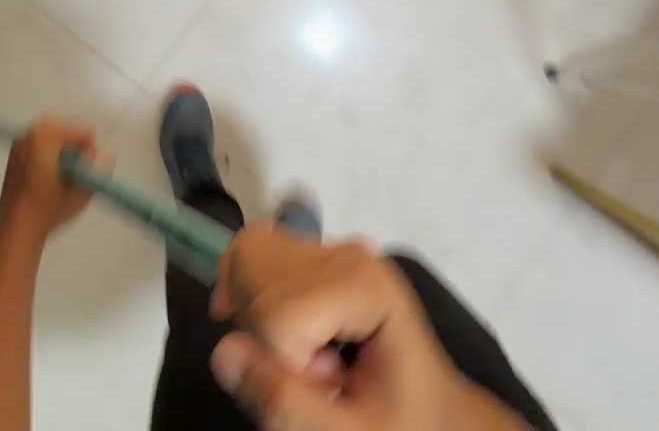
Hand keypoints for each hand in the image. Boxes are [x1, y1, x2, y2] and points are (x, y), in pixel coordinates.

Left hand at [0, 116, 109, 239]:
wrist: (15, 229)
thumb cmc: (48, 210)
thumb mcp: (80, 192)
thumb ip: (99, 170)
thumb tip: (109, 154)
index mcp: (45, 136)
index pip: (81, 130)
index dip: (90, 150)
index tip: (88, 171)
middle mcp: (30, 132)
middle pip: (66, 128)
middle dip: (77, 146)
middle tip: (80, 170)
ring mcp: (20, 141)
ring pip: (53, 133)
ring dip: (65, 149)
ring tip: (68, 173)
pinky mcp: (15, 152)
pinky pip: (40, 141)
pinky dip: (51, 151)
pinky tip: (53, 174)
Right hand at [208, 224, 462, 429]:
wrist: (434, 414)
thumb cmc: (401, 426)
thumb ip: (288, 402)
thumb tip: (224, 349)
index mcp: (365, 286)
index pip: (276, 313)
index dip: (283, 365)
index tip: (329, 389)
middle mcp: (345, 252)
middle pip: (254, 271)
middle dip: (263, 332)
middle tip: (314, 372)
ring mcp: (329, 247)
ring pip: (246, 257)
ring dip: (253, 313)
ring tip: (301, 351)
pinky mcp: (314, 252)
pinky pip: (252, 252)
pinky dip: (245, 290)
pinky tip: (270, 329)